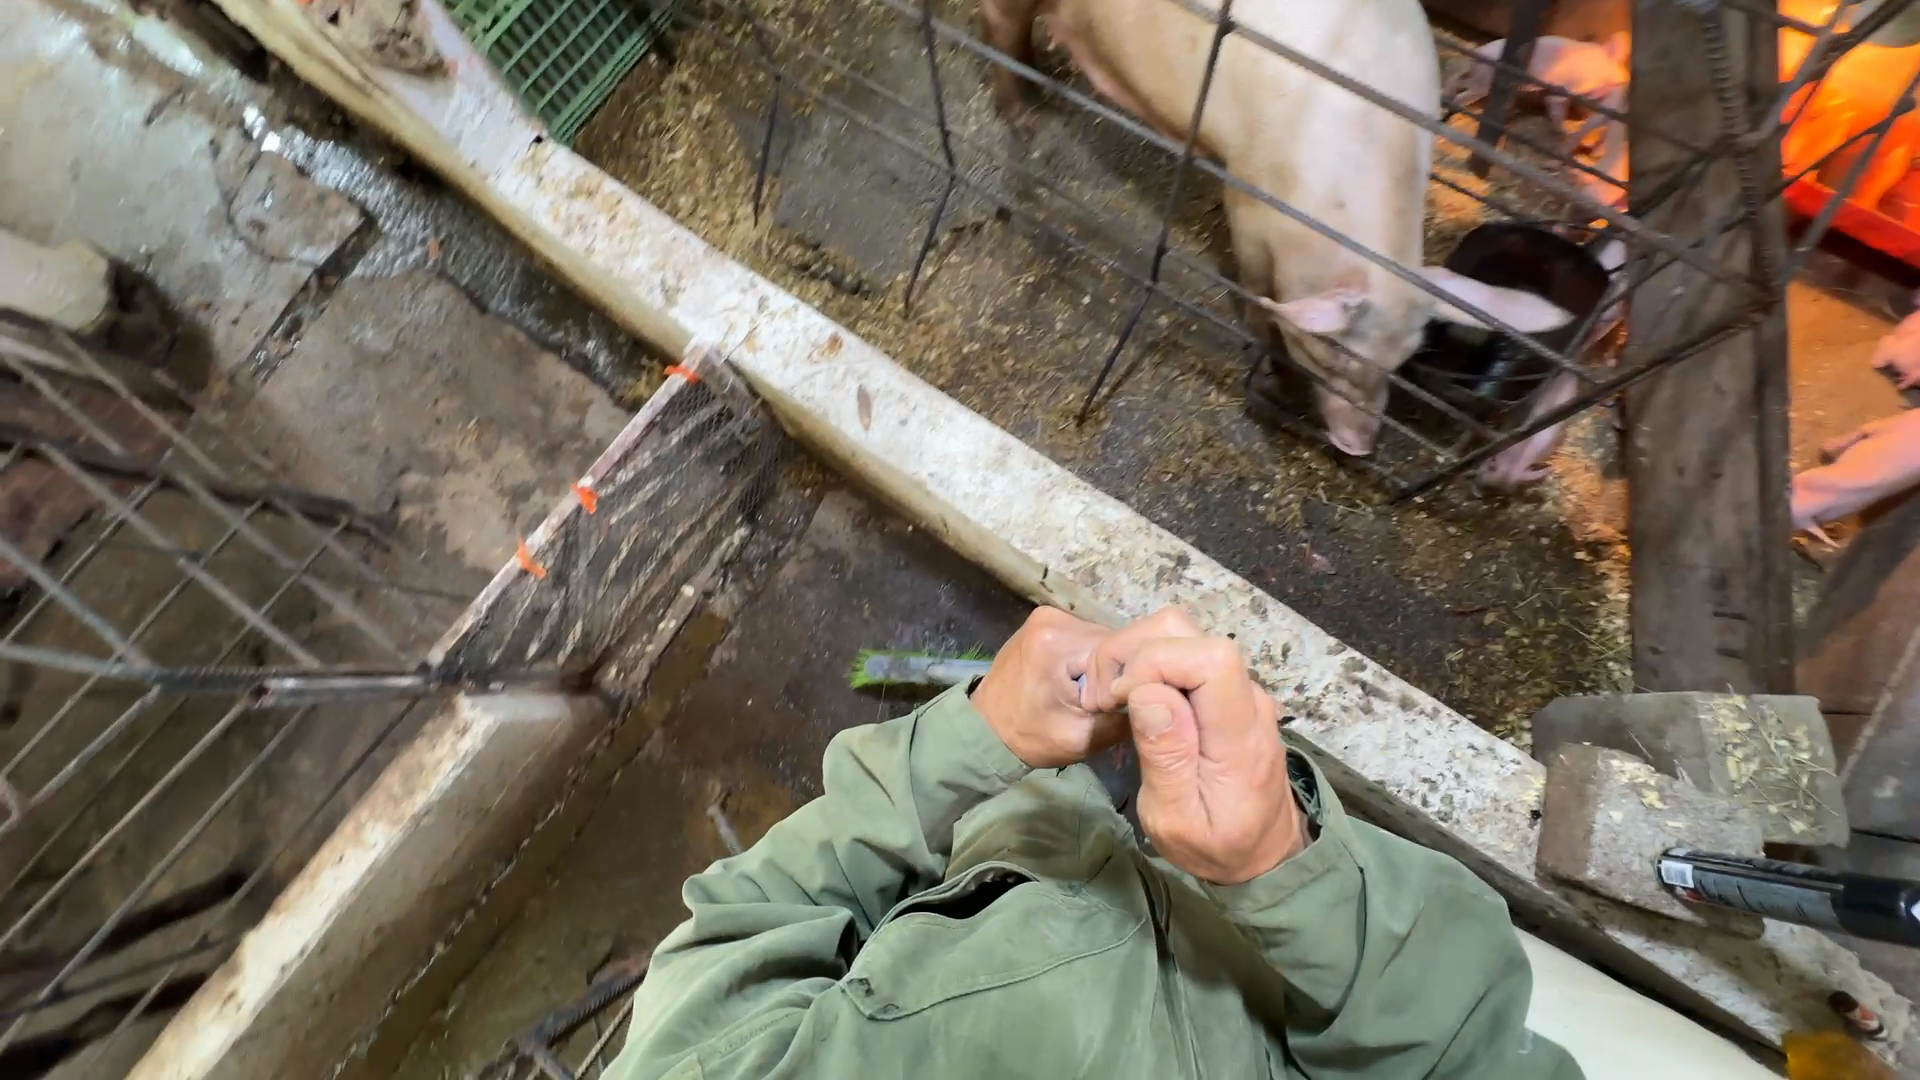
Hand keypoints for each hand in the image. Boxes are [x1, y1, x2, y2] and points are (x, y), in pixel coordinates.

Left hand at [971, 607, 1118, 767]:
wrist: (985, 728)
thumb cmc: (1030, 736)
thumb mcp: (1084, 736)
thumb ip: (1124, 715)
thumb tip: (1156, 696)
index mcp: (1059, 640)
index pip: (1121, 651)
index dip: (1128, 681)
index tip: (1118, 706)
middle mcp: (1053, 616)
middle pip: (1111, 640)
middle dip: (1116, 672)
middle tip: (1106, 702)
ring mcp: (1046, 615)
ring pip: (1100, 639)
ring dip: (1103, 666)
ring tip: (1092, 693)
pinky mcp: (1044, 621)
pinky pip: (1083, 638)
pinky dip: (1087, 659)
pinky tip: (1079, 681)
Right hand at [1084, 608, 1304, 883]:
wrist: (1264, 855)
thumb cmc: (1217, 847)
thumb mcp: (1177, 822)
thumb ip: (1166, 758)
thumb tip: (1147, 693)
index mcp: (1241, 733)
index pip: (1211, 658)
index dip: (1155, 662)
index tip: (1119, 699)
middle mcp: (1246, 697)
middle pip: (1185, 632)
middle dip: (1131, 652)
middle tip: (1103, 698)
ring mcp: (1236, 687)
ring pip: (1178, 632)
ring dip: (1132, 653)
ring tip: (1110, 696)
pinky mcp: (1222, 687)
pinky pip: (1179, 650)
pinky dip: (1142, 661)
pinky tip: (1128, 697)